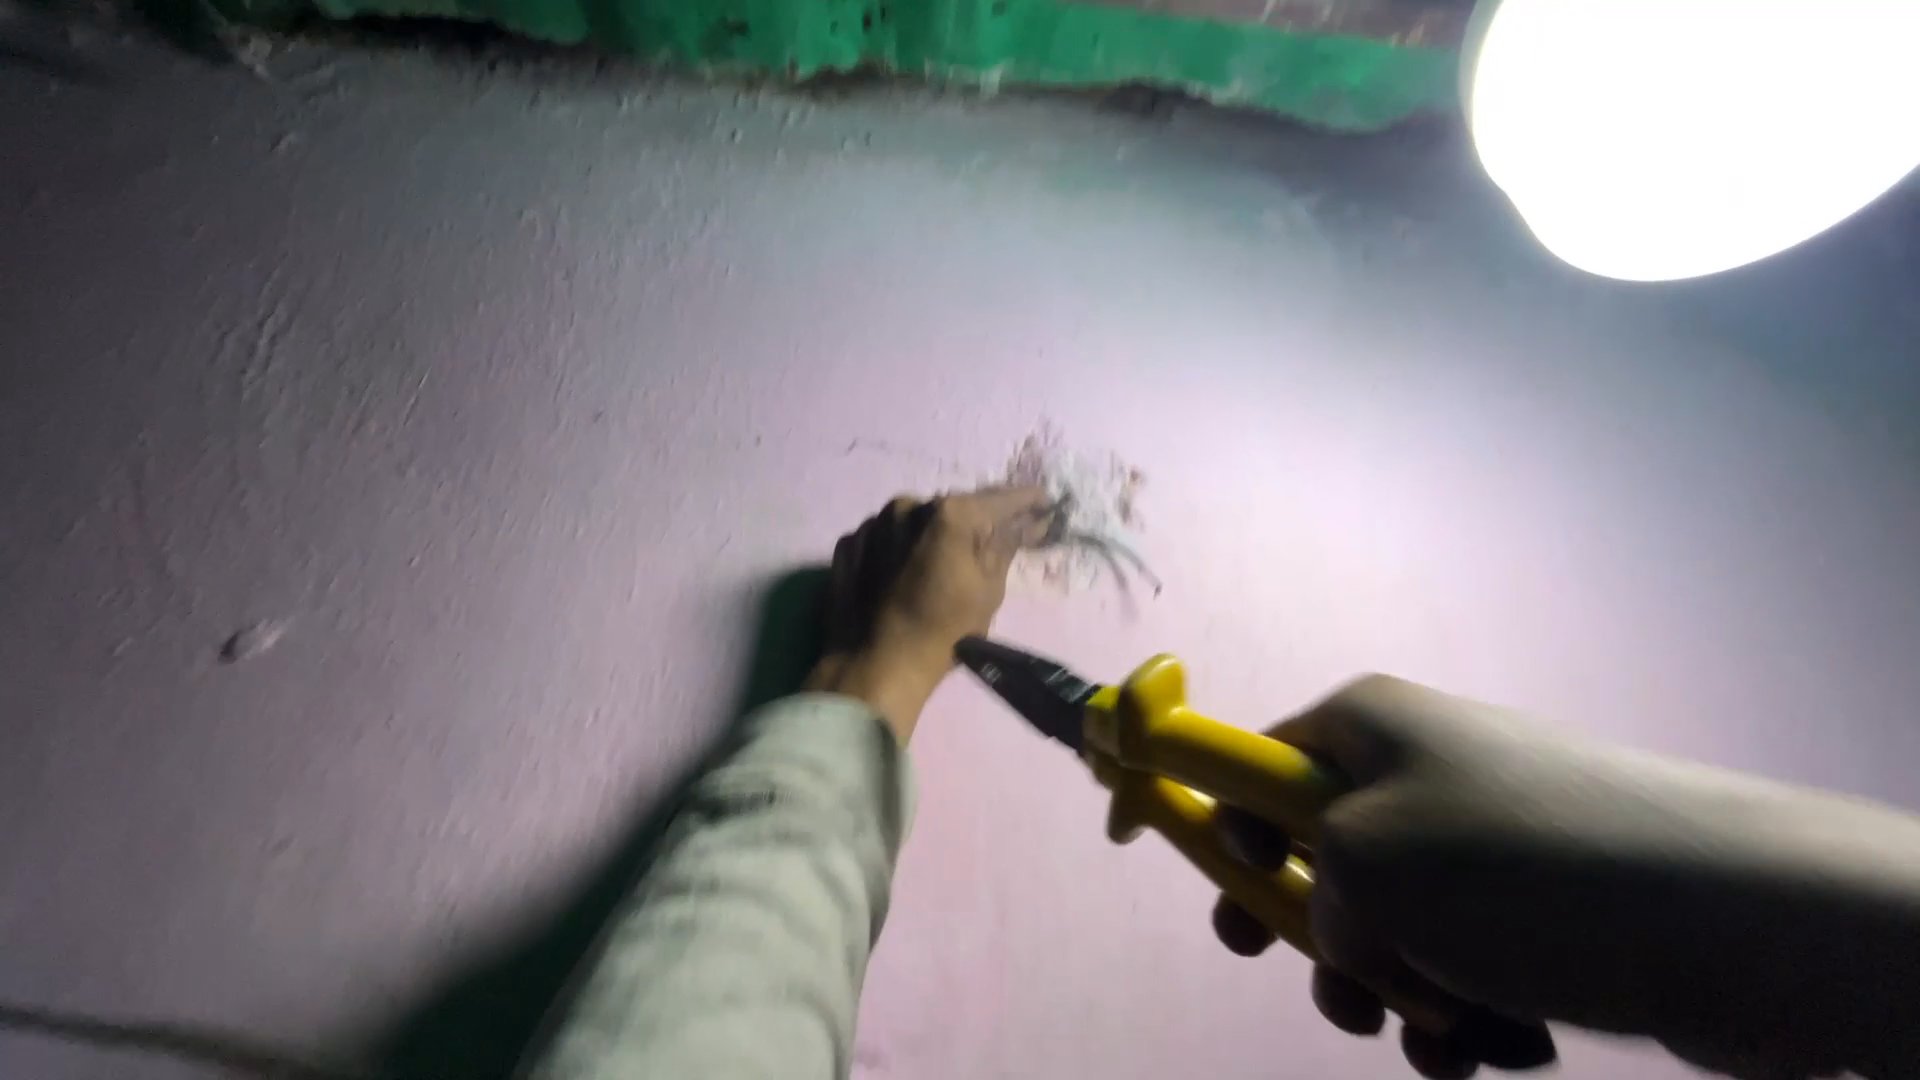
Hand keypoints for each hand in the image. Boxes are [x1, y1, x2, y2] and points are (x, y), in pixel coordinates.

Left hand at [808, 487, 1050, 741]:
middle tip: (992, 541)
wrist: (875, 665)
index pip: (1000, 499)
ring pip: (915, 521)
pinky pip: (885, 538)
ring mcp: (873, 522)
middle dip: (975, 522)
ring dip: (932, 535)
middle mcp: (909, 504)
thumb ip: (1007, 545)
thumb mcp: (989, 589)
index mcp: (950, 513)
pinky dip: (899, 549)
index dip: (1027, 501)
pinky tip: (903, 576)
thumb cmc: (944, 631)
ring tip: (939, 567)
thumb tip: (1031, 521)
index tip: (1045, 502)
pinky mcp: (848, 543)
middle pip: (954, 509)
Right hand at [1210, 675, 1903, 1079]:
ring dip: (1398, 990)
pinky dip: (1465, 1005)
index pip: (1263, 766)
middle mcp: (1417, 767)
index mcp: (1364, 727)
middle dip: (1323, 939)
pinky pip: (1465, 950)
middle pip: (1325, 853)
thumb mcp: (1361, 864)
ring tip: (1431, 1039)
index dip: (1237, 830)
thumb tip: (1346, 930)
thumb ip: (1310, 894)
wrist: (1744, 918)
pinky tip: (1497, 1046)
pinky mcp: (1540, 898)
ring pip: (1395, 918)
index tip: (1238, 898)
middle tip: (1332, 996)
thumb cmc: (1510, 866)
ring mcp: (1481, 833)